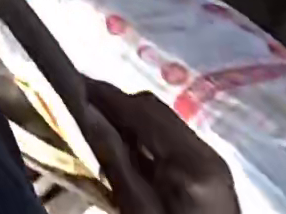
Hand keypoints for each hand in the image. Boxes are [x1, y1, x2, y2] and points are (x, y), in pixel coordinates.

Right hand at [87, 79, 239, 213]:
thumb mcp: (137, 209)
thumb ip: (113, 157)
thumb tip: (85, 110)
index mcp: (190, 162)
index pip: (140, 111)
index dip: (104, 94)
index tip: (72, 84)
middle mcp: (206, 153)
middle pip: (153, 109)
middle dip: (116, 103)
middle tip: (81, 104)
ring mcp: (212, 163)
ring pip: (162, 119)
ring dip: (130, 117)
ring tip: (100, 123)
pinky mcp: (211, 174)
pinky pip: (172, 137)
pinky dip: (146, 133)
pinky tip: (127, 145)